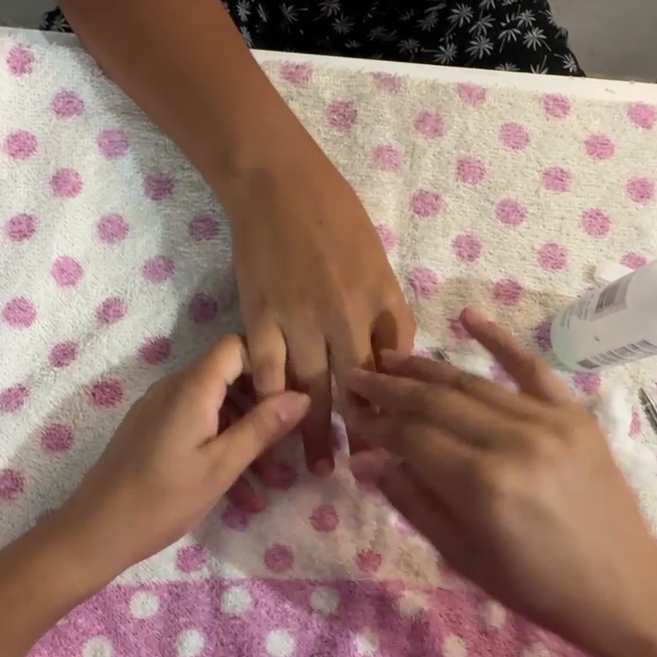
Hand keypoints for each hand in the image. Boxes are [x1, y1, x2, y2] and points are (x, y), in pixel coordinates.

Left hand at [61, 335, 308, 571]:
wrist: (96, 530)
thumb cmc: (162, 499)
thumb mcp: (220, 466)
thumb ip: (262, 428)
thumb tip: (303, 395)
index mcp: (192, 388)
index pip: (238, 347)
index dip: (271, 365)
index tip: (297, 399)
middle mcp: (174, 388)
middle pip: (230, 379)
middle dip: (265, 409)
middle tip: (294, 443)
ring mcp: (160, 410)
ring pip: (216, 409)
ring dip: (247, 439)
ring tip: (275, 482)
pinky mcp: (152, 432)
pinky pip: (197, 428)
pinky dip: (222, 450)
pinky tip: (245, 496)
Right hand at [225, 154, 414, 476]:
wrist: (278, 184)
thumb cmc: (336, 218)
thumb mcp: (379, 263)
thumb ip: (388, 315)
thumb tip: (395, 364)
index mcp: (382, 301)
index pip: (394, 370)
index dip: (394, 410)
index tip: (394, 445)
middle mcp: (347, 316)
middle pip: (355, 388)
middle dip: (357, 435)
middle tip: (357, 472)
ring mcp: (301, 318)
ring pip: (312, 387)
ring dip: (314, 431)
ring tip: (316, 467)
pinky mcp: (261, 317)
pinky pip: (268, 371)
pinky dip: (272, 403)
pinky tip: (272, 429)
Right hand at [345, 308, 656, 647]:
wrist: (622, 590)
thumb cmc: (533, 585)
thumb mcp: (462, 555)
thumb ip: (412, 501)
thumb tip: (364, 459)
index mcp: (482, 484)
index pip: (410, 437)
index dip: (374, 422)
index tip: (347, 410)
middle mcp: (513, 442)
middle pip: (436, 402)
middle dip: (389, 388)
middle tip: (355, 375)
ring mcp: (550, 422)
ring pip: (473, 383)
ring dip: (426, 367)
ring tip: (388, 356)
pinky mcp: (576, 415)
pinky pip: (533, 369)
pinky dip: (501, 341)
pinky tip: (469, 317)